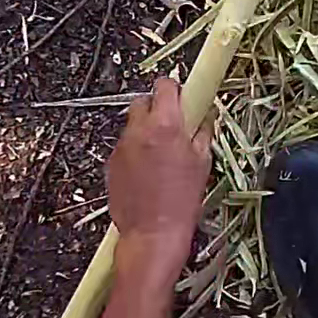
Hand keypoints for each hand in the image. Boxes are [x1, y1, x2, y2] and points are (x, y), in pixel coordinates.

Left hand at [107, 78, 213, 279]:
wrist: (153, 232)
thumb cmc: (183, 200)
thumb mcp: (203, 162)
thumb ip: (203, 131)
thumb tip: (205, 116)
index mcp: (166, 125)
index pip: (164, 86)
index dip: (174, 89)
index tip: (182, 98)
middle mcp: (139, 130)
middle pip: (143, 101)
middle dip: (157, 108)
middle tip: (173, 126)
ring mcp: (122, 146)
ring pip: (133, 124)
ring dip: (146, 131)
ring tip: (161, 155)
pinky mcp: (111, 162)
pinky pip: (125, 145)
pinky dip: (136, 150)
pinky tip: (148, 170)